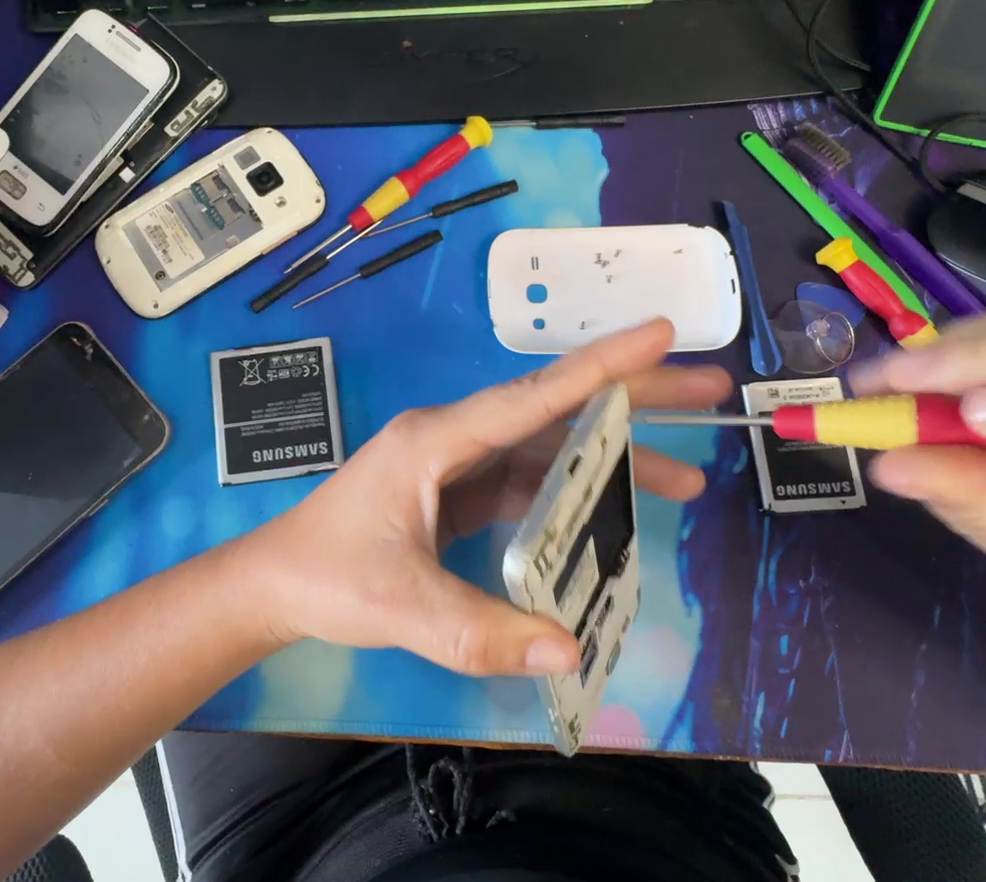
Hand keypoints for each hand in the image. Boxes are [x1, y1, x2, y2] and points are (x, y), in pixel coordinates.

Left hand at [239, 319, 730, 677]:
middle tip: (708, 392)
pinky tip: (613, 512)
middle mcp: (452, 439)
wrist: (277, 583)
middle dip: (630, 399)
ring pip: (548, 448)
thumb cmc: (328, 576)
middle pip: (553, 411)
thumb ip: (480, 632)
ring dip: (612, 457)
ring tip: (687, 476)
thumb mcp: (401, 606)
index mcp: (436, 440)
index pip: (531, 397)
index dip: (600, 367)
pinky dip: (575, 493)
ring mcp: (457, 463)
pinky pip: (530, 482)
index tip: (661, 335)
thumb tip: (569, 650)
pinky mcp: (459, 492)